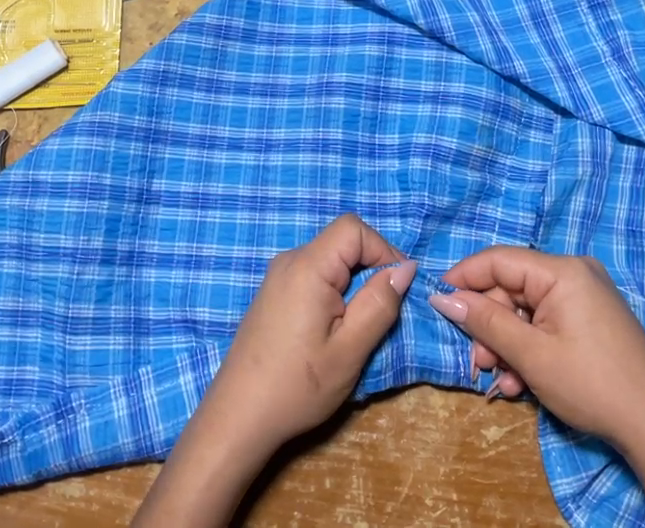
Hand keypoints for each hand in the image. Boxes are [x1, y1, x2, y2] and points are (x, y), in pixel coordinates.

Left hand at [206, 212, 416, 450]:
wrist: (239, 416)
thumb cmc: (297, 386)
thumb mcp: (349, 350)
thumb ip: (379, 304)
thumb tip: (405, 267)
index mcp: (306, 267)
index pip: (353, 228)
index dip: (382, 250)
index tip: (396, 290)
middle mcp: (289, 261)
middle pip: (341, 243)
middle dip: (369, 271)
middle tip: (377, 316)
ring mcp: (277, 277)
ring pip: (329, 261)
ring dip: (352, 286)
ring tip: (355, 329)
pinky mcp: (273, 295)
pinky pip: (313, 277)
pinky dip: (333, 294)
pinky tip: (330, 331)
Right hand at [431, 247, 644, 527]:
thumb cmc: (591, 384)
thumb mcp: (531, 354)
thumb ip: (484, 320)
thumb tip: (441, 296)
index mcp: (562, 271)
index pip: (498, 259)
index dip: (464, 278)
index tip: (438, 303)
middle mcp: (575, 273)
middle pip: (510, 287)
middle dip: (489, 324)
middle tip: (478, 362)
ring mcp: (586, 296)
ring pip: (525, 309)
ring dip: (506, 343)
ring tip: (502, 380)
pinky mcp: (591, 319)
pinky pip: (546, 322)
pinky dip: (528, 347)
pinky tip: (522, 381)